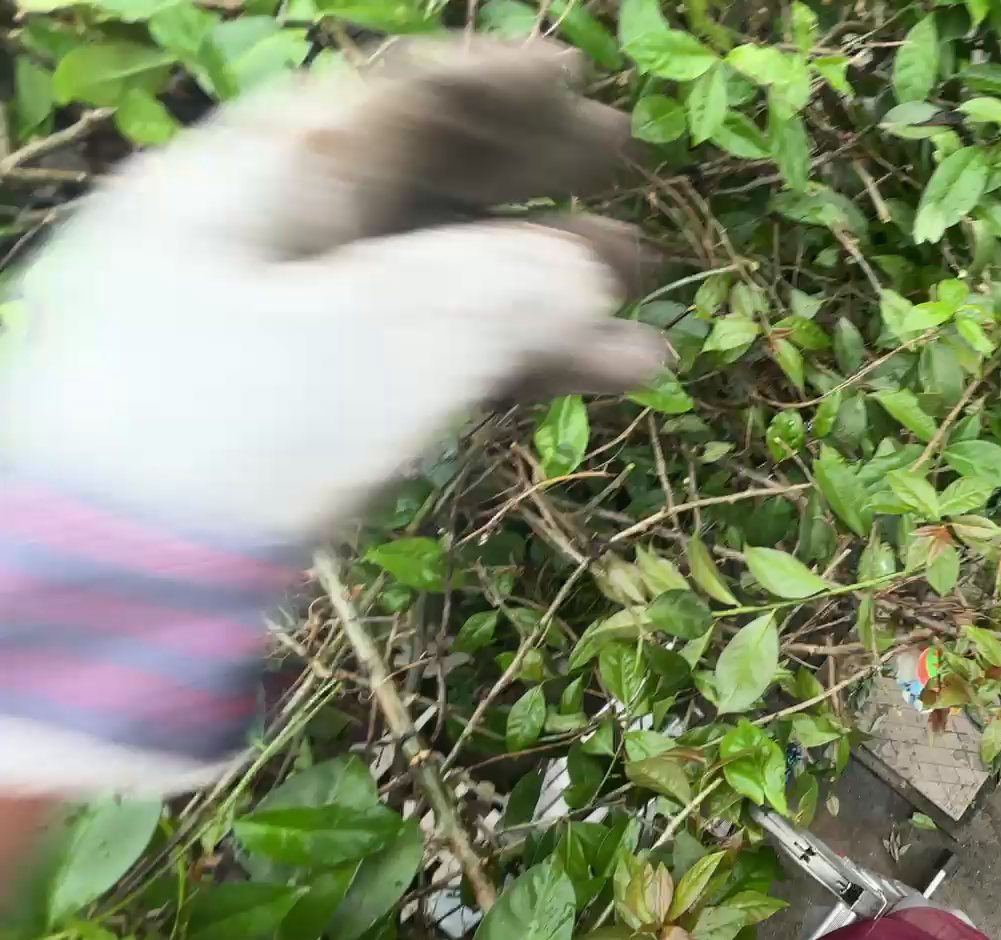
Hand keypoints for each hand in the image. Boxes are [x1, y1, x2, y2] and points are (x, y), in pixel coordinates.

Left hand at [0, 42, 670, 538]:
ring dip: (558, 272)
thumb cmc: (234, 429)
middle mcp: (294, 240)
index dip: (489, 84)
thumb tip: (595, 270)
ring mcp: (330, 323)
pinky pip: (469, 353)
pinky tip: (624, 367)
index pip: (388, 105)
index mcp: (261, 188)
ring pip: (464, 274)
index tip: (574, 76)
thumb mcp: (372, 340)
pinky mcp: (363, 394)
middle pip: (433, 178)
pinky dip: (545, 356)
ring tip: (644, 270)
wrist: (128, 575)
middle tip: (620, 151)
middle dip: (532, 162)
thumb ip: (498, 291)